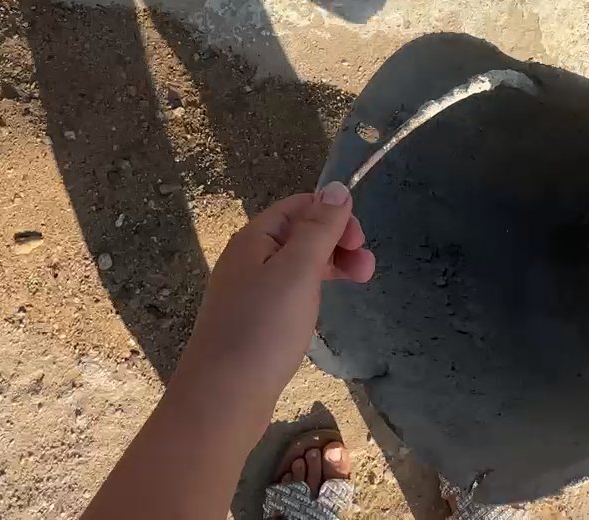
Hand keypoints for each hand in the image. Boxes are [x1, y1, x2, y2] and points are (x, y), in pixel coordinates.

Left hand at [174, 183, 374, 407]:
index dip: (334, 215)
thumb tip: (337, 187)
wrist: (221, 401)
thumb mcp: (298, 270)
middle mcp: (249, 258)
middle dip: (338, 241)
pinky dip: (314, 289)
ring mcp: (250, 291)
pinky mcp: (255, 322)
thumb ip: (320, 227)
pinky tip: (325, 305)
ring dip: (332, 265)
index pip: (300, 206)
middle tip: (367, 268)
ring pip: (298, 263)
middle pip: (301, 233)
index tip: (360, 241)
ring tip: (361, 282)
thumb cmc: (262, 328)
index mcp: (255, 237)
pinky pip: (290, 290)